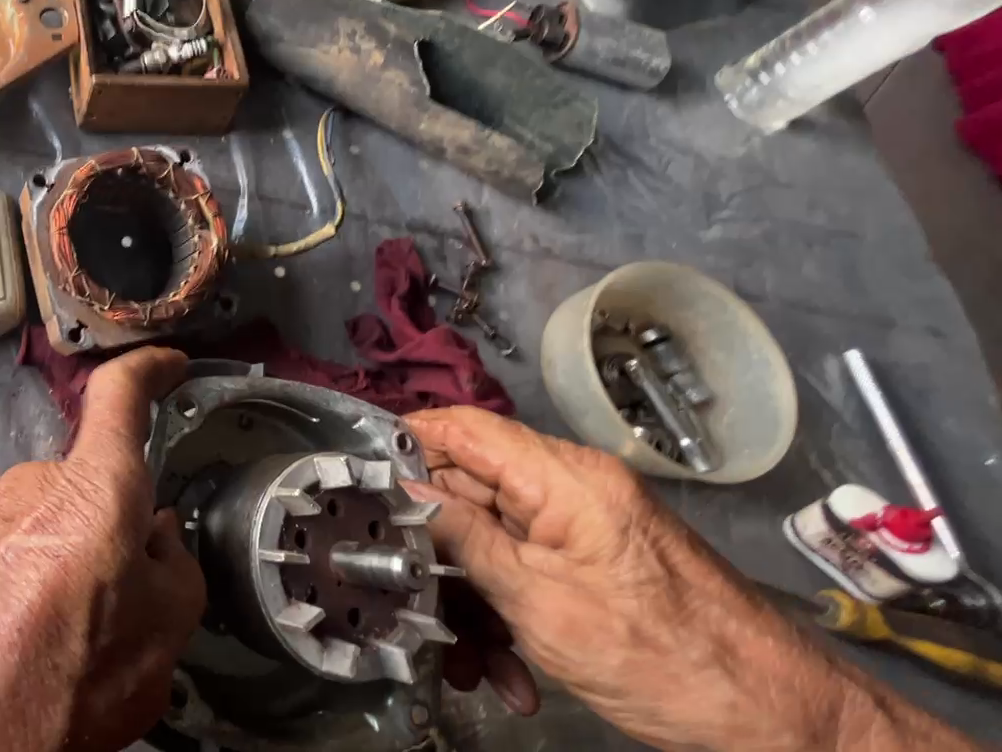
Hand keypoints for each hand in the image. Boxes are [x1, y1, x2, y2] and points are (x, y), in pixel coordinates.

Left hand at [0, 348, 204, 751]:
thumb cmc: (60, 678)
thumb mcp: (159, 637)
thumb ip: (173, 570)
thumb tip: (159, 536)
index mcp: (95, 490)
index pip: (120, 396)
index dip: (150, 370)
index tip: (171, 365)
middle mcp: (35, 482)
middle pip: (94, 489)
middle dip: (116, 533)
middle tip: (129, 606)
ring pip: (58, 529)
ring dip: (77, 570)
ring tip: (77, 648)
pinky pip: (20, 556)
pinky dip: (39, 590)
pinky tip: (34, 651)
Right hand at [405, 407, 977, 751]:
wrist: (787, 727)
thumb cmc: (667, 661)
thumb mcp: (540, 603)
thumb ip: (464, 538)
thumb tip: (404, 493)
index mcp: (563, 478)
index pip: (464, 427)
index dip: (407, 439)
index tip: (361, 474)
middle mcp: (569, 488)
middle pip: (469, 492)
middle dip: (438, 553)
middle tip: (410, 598)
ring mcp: (580, 525)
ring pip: (491, 540)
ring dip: (472, 601)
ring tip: (474, 665)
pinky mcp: (590, 559)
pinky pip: (525, 568)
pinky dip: (508, 615)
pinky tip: (510, 673)